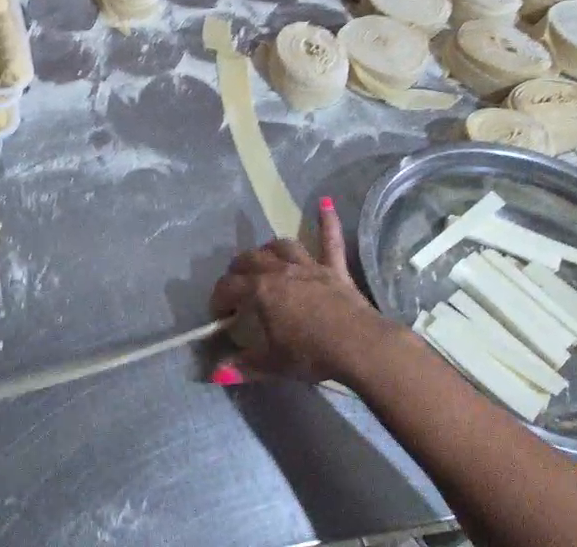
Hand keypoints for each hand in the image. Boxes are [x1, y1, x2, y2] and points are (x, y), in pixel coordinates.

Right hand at [208, 198, 403, 385]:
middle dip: (237, 269)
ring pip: (282, 246)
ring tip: (264, 256)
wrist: (360, 347)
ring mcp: (308, 267)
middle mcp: (279, 270)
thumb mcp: (273, 364)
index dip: (219, 299)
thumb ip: (244, 366)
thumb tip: (215, 374)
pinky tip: (326, 202)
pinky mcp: (335, 270)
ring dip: (269, 248)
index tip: (219, 314)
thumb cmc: (312, 354)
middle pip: (250, 260)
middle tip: (236, 285)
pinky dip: (328, 221)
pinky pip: (330, 241)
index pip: (228, 287)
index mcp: (259, 291)